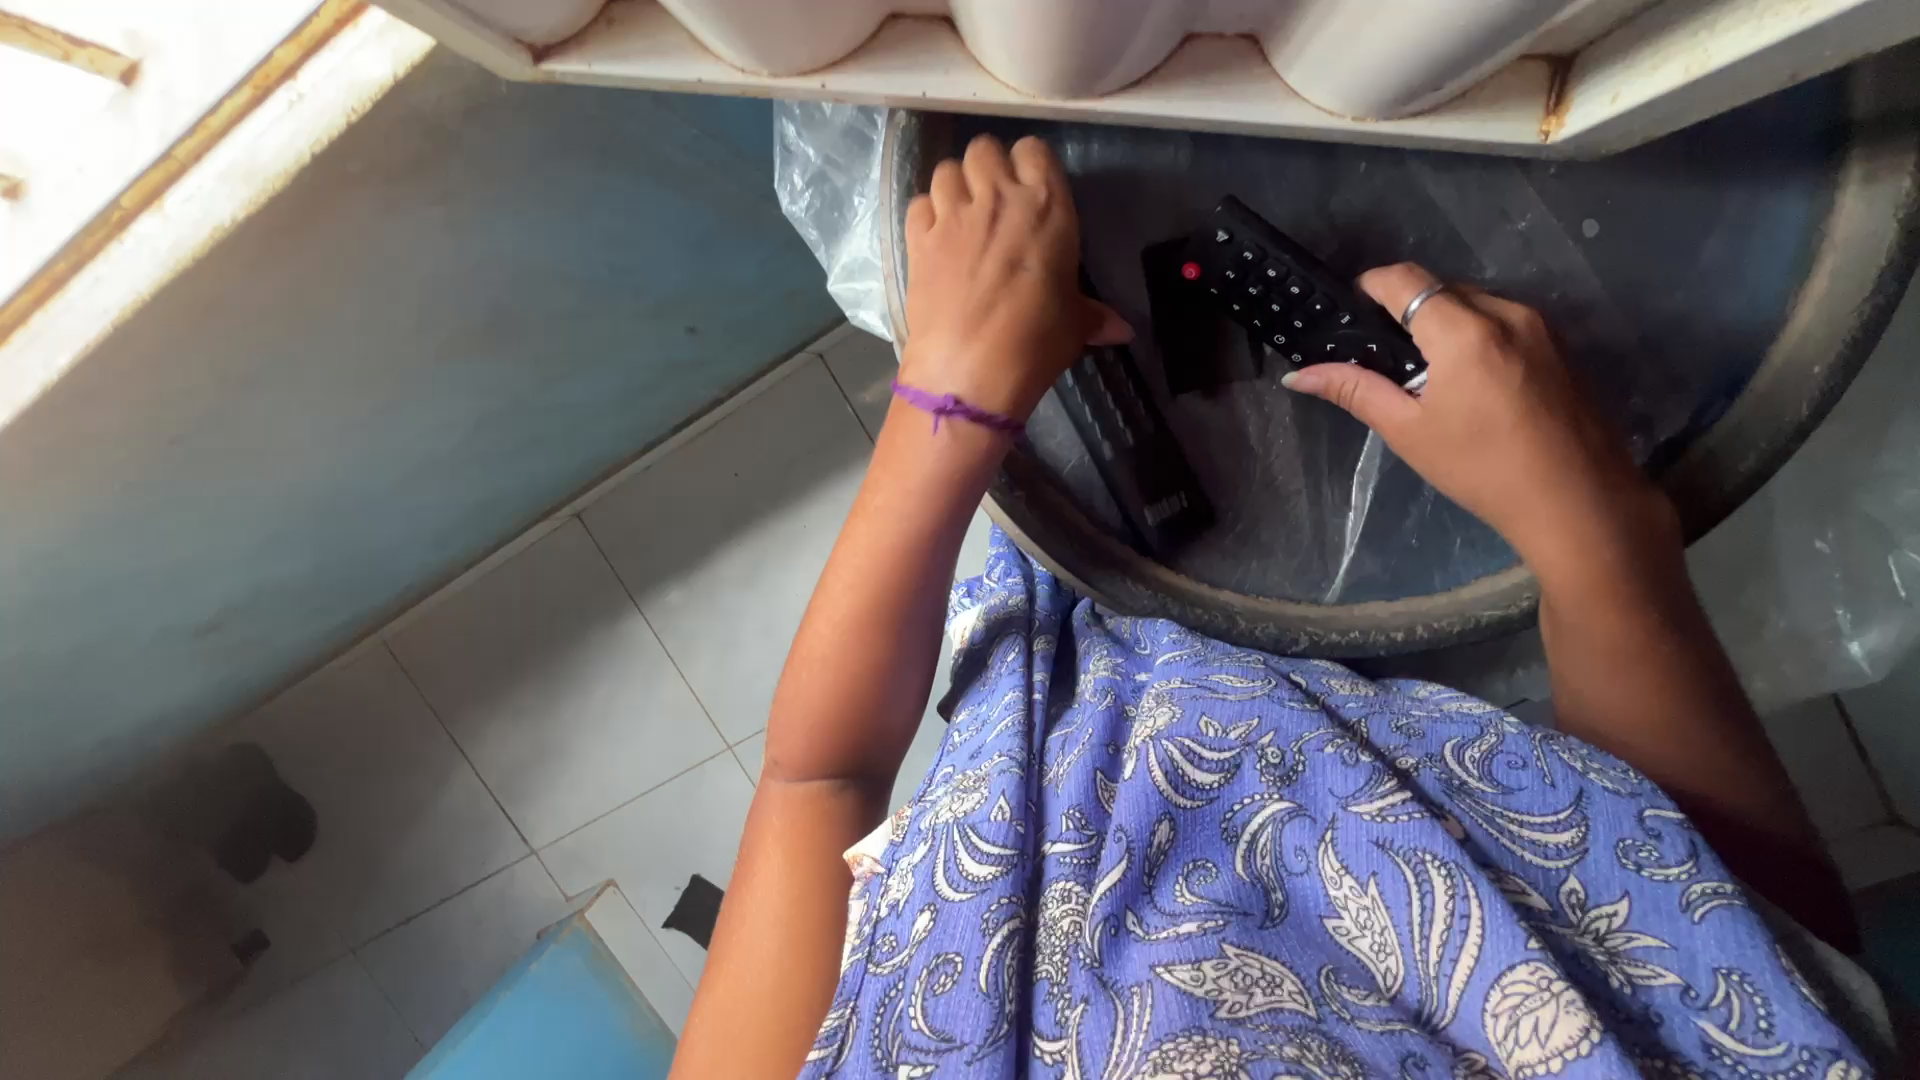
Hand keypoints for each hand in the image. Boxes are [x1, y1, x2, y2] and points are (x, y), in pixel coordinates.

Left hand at [898, 134, 1131, 421]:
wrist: (970, 371)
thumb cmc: (1034, 344)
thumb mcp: (1073, 328)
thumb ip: (1094, 316)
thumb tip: (1123, 330)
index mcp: (1046, 206)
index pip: (1033, 150)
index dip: (1028, 166)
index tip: (1029, 191)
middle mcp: (997, 198)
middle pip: (984, 149)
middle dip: (987, 169)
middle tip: (993, 202)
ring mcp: (952, 216)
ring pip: (946, 169)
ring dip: (955, 186)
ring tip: (962, 216)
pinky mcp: (918, 241)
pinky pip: (918, 204)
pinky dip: (926, 214)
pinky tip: (935, 238)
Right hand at [1281, 262, 1675, 568]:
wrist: (1578, 499)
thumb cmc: (1481, 468)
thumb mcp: (1408, 431)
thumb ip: (1355, 390)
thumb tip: (1298, 375)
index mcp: (1465, 332)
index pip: (1406, 280)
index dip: (1369, 286)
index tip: (1347, 312)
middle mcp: (1506, 313)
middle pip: (1439, 287)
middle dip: (1402, 309)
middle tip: (1378, 355)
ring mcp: (1539, 325)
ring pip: (1471, 302)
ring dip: (1438, 323)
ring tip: (1420, 374)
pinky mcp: (1557, 344)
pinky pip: (1499, 320)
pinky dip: (1469, 335)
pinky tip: (1462, 382)